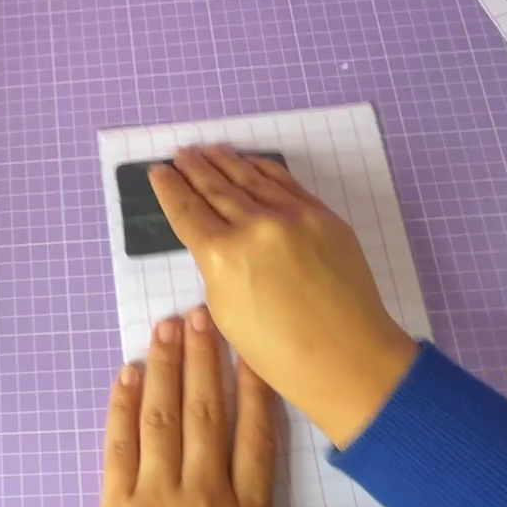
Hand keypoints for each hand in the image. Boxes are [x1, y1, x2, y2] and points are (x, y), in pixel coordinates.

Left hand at [58, 309, 402, 506]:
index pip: (259, 438)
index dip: (258, 389)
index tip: (254, 346)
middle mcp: (205, 495)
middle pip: (207, 411)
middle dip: (205, 357)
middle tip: (202, 310)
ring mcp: (157, 494)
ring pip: (163, 416)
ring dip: (165, 366)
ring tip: (167, 324)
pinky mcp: (117, 502)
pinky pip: (120, 443)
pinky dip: (122, 405)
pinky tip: (127, 372)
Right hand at [150, 145, 419, 447]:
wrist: (349, 357)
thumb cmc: (278, 350)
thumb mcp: (224, 309)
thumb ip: (214, 265)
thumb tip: (215, 235)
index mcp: (221, 256)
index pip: (186, 210)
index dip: (168, 188)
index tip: (157, 172)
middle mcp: (253, 226)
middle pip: (213, 187)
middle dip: (192, 168)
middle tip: (179, 154)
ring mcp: (291, 216)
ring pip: (247, 177)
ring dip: (222, 161)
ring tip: (205, 150)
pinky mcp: (320, 214)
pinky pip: (283, 181)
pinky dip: (260, 167)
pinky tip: (247, 161)